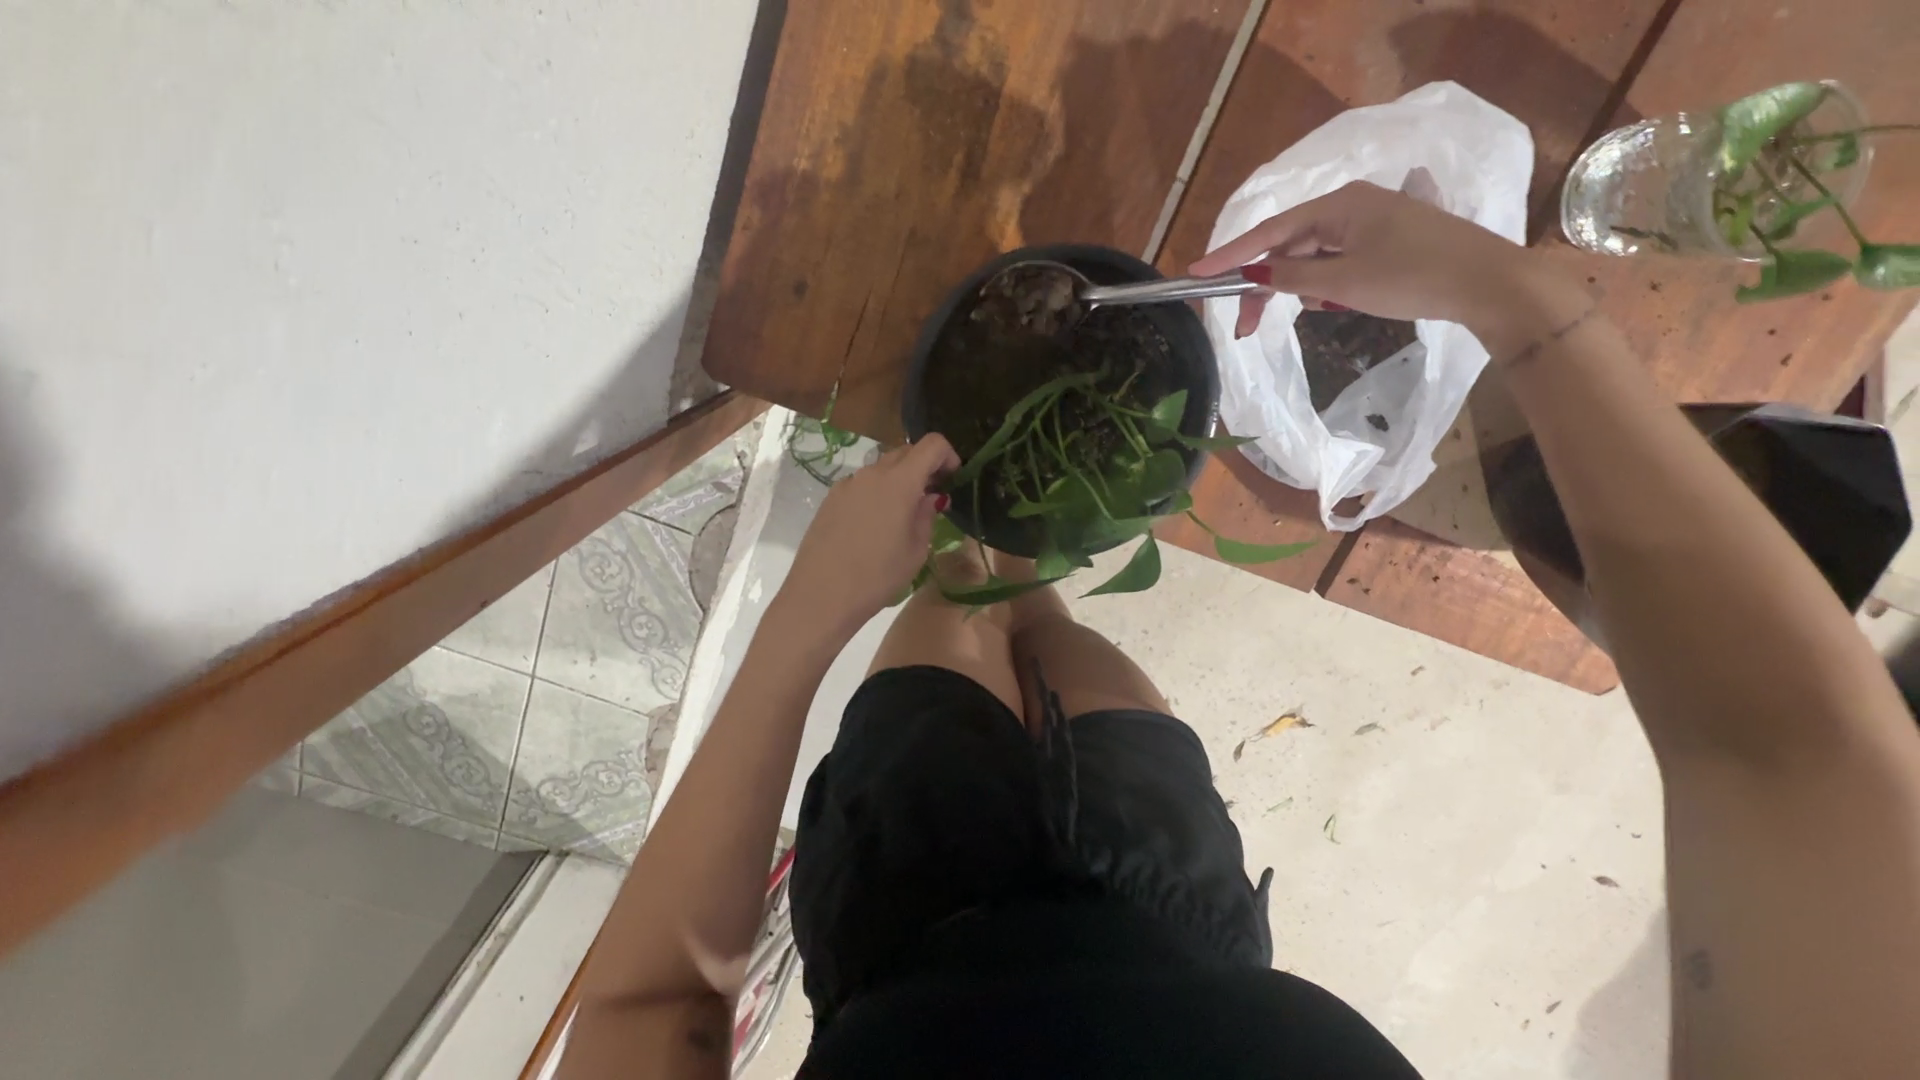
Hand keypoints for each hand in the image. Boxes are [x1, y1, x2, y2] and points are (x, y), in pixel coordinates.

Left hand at [775, 434, 959, 635]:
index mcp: (899, 482)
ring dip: (898, 481)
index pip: (932, 445)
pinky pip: (861, 485)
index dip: (948, 455)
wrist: (821, 595)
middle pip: (905, 453)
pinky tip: (873, 526)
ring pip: (881, 469)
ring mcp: (847, 484)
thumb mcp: (915, 551)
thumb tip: (929, 498)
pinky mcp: (830, 499)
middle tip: (932, 497)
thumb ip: (926, 516)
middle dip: (924, 467)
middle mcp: (872, 473)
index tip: (952, 479)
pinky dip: (876, 493)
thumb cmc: (877, 577)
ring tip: (901, 516)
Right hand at [1190, 181, 1579, 341]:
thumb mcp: (1342, 281)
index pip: (1269, 231)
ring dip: (1300, 286)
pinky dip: (1326, 283)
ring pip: (1313, 256)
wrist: (1488, 283)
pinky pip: (1338, 261)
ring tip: (1311, 311)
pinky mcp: (1387, 241)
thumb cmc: (1412, 276)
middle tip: (1244, 326)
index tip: (1196, 273)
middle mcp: (1351, 205)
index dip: (1230, 255)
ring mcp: (1371, 222)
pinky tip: (1336, 302)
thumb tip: (1254, 273)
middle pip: (1289, 245)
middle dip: (1265, 284)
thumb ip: (1291, 277)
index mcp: (1338, 204)